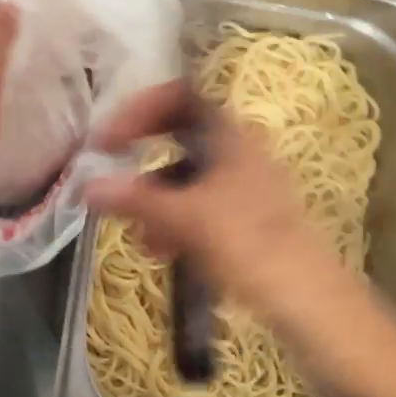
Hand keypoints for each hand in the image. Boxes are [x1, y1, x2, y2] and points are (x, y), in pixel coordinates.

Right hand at [83, 80, 338, 311]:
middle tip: (113, 189)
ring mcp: (244, 186)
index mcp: (230, 137)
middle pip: (177, 141)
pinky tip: (161, 251)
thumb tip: (87, 187)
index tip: (106, 142)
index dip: (137, 110)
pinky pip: (197, 209)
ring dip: (153, 204)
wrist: (308, 299)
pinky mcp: (246, 220)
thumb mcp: (184, 219)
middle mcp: (239, 153)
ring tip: (139, 236)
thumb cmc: (249, 246)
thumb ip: (134, 199)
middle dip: (140, 167)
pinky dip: (173, 224)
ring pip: (185, 181)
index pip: (178, 97)